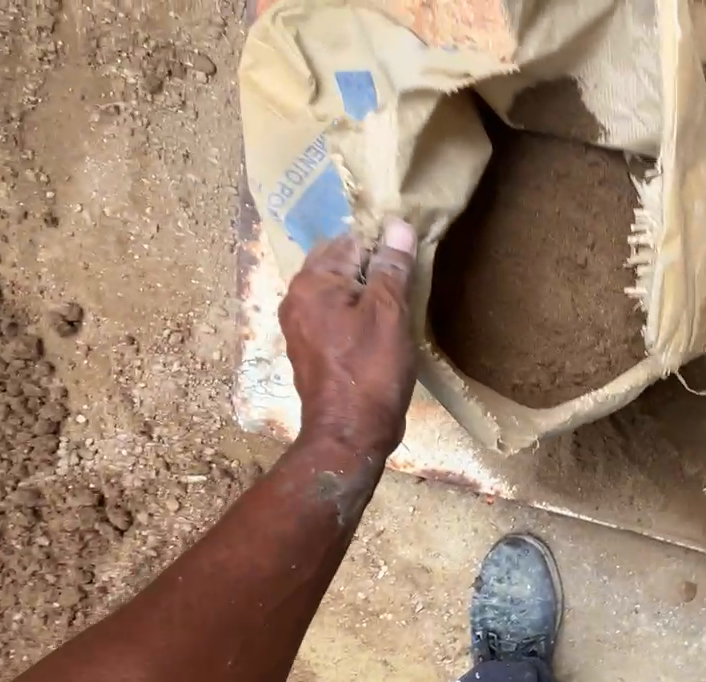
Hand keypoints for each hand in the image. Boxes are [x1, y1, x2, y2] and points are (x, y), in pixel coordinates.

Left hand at [278, 219, 419, 455]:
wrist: (350, 431)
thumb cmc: (372, 370)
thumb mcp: (390, 314)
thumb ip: (392, 269)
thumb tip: (398, 226)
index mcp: (312, 282)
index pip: (350, 242)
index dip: (382, 245)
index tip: (409, 259)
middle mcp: (296, 298)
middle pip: (337, 265)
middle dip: (370, 267)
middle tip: (406, 281)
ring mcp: (299, 326)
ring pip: (336, 293)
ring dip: (364, 294)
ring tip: (397, 306)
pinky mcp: (310, 350)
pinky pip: (333, 317)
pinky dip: (355, 316)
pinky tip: (378, 331)